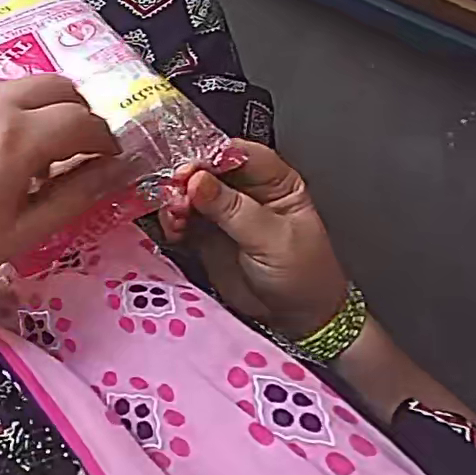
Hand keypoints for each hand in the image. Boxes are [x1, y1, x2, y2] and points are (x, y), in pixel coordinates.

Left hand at [0, 75, 123, 283]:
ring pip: (25, 84)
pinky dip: (8, 108)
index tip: (106, 158)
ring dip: (43, 110)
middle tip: (74, 151)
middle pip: (61, 87)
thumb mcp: (21, 233)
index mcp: (16, 139)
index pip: (83, 121)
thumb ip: (74, 197)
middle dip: (79, 115)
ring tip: (28, 153)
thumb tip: (112, 171)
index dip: (104, 139)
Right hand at [157, 139, 348, 338]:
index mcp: (274, 182)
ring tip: (176, 215)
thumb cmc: (303, 275)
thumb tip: (198, 182)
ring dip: (176, 200)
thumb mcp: (273, 239)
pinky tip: (175, 230)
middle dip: (187, 179)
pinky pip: (180, 220)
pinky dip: (172, 222)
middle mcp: (245, 192)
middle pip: (207, 171)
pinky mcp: (204, 235)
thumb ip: (233, 210)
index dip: (213, 157)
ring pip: (189, 194)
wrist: (295, 319)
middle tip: (175, 192)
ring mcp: (221, 213)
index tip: (190, 169)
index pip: (240, 155)